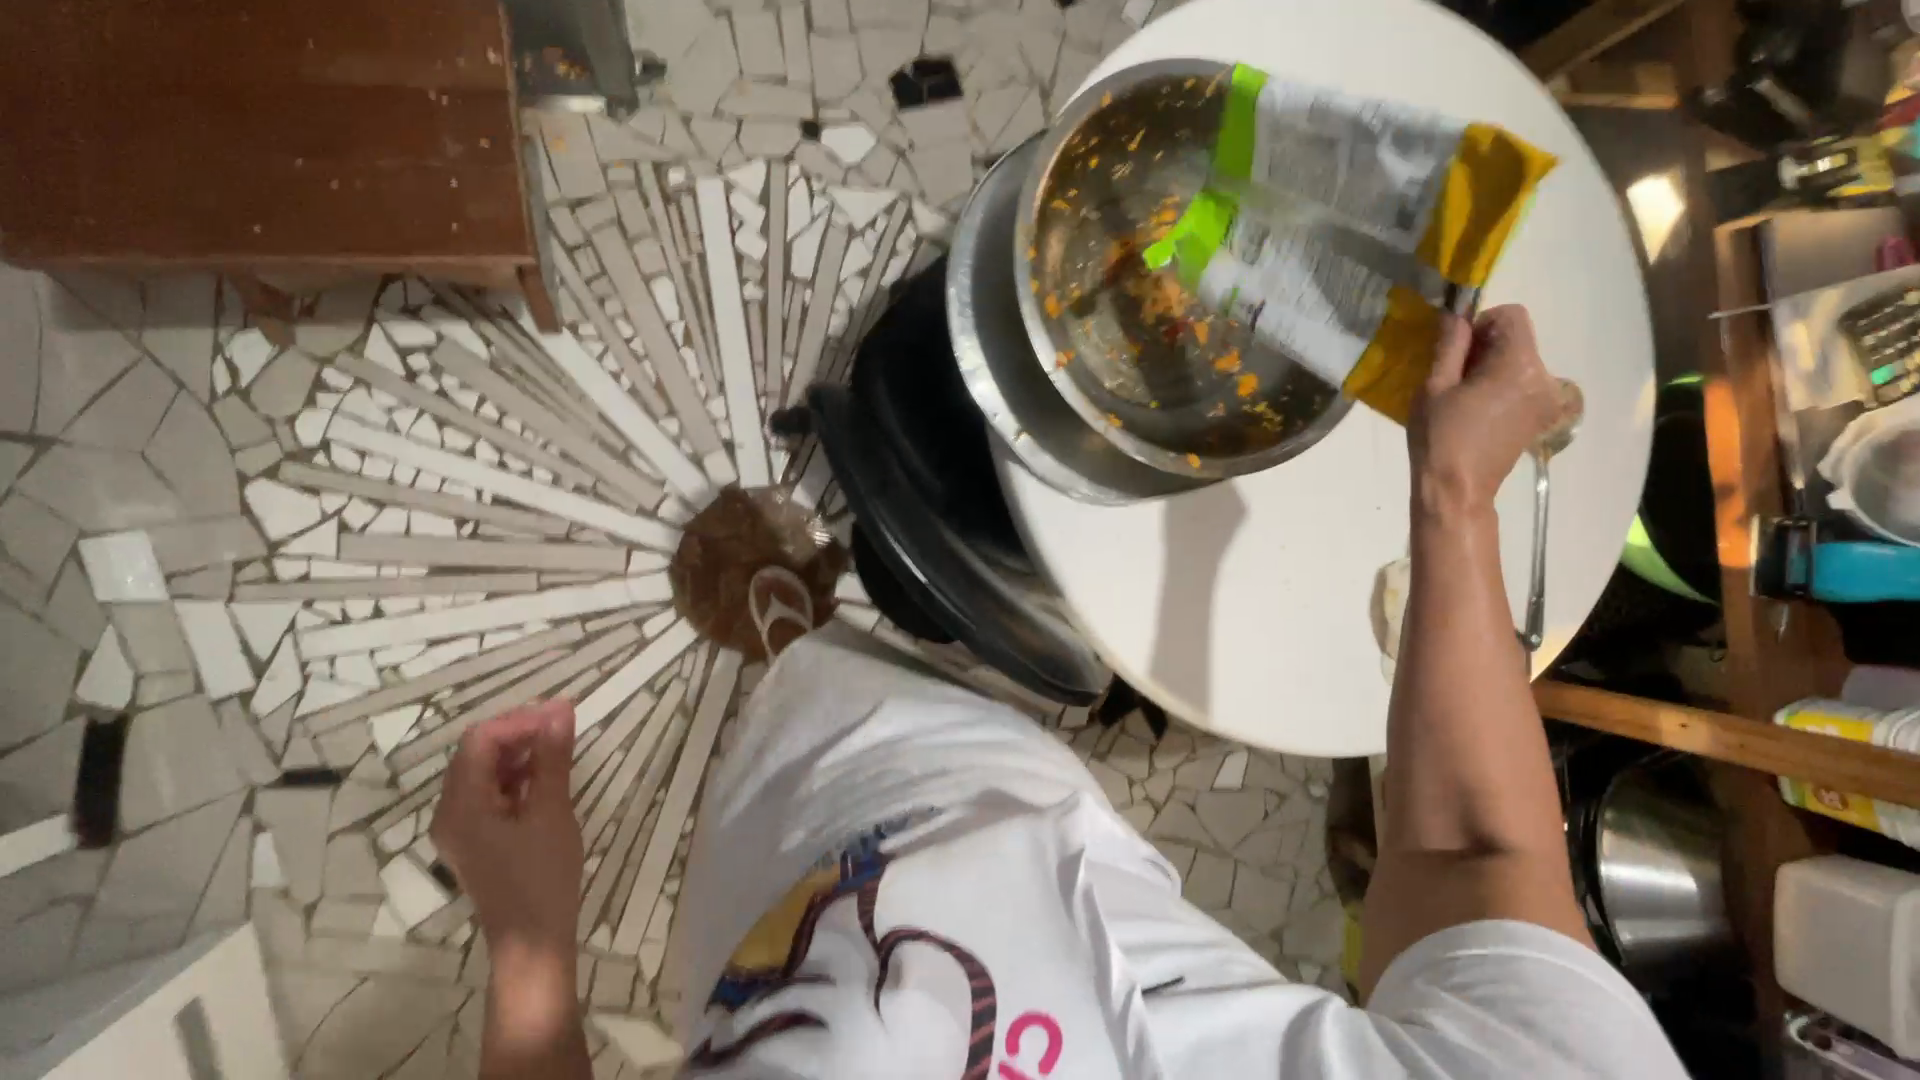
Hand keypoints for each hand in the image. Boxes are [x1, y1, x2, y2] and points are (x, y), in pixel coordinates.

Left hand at [430, 700, 583, 954]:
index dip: (520, 720)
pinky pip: (492, 792)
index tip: (562, 714)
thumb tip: (561, 709)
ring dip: (521, 751)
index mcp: (460, 805)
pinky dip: (518, 775)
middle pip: (477, 752)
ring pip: (485, 771)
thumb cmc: (542, 876)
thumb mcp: (552, 811)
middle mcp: (450, 811)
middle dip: (520, 731)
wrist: (533, 941)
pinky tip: (548, 774)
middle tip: (564, 723)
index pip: (480, 740)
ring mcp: (461, 826)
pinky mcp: (478, 838)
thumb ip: (553, 758)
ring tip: (561, 743)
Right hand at [1408, 306, 1569, 515]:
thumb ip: (1450, 346)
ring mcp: (1547, 398)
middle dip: (1486, 347)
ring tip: (1463, 398)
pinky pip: (1523, 384)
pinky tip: (1477, 411)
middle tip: (1453, 377)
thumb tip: (1456, 315)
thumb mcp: (1434, 387)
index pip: (1512, 315)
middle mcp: (1545, 376)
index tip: (1457, 349)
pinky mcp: (1542, 416)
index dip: (1481, 323)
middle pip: (1518, 339)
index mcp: (1519, 365)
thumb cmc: (1440, 437)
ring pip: (1519, 362)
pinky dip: (1501, 386)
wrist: (1457, 489)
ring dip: (1492, 368)